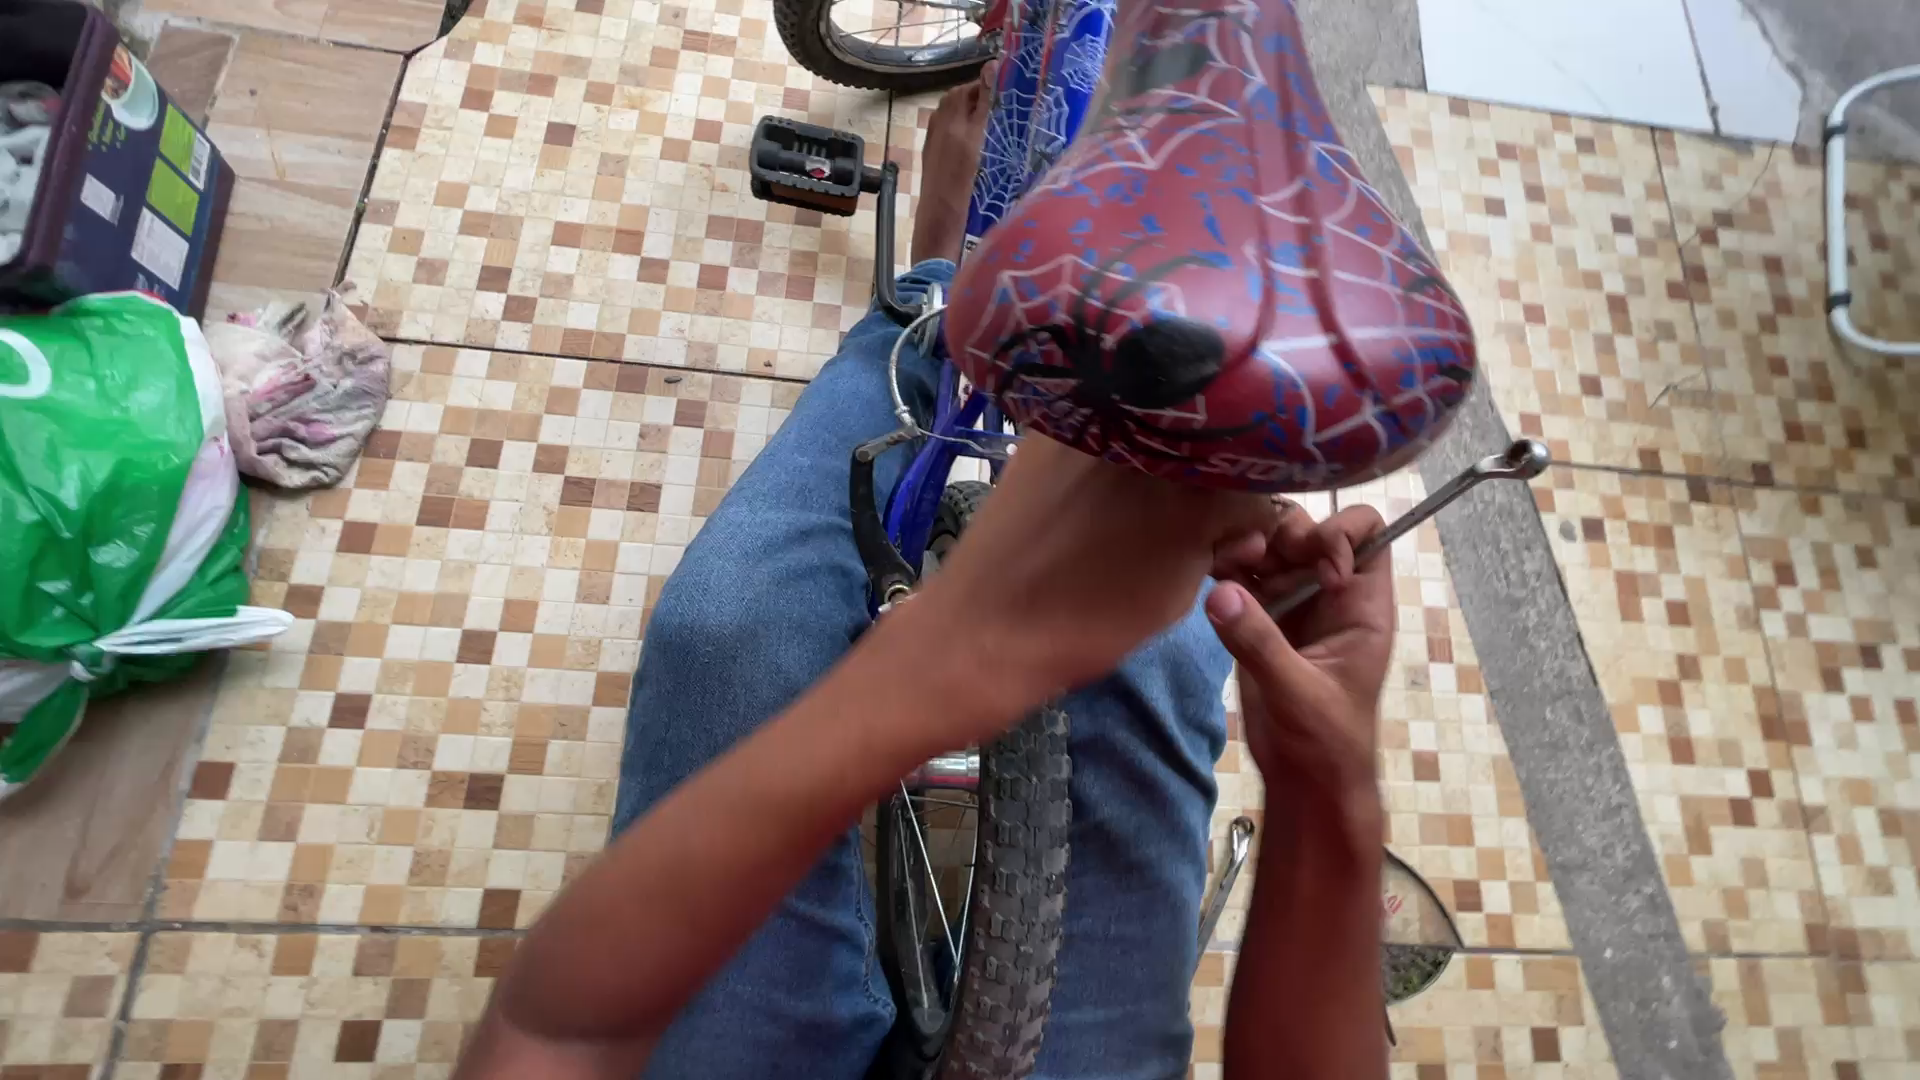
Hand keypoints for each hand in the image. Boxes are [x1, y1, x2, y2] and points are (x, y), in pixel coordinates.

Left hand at [899, 435, 1272, 742]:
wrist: (985, 625)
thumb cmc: (1085, 625)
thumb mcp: (1174, 594)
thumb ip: (1214, 545)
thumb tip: (1232, 522)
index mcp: (1195, 487)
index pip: (1255, 477)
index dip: (1245, 509)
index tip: (1229, 529)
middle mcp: (1152, 437)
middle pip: (1209, 441)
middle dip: (1210, 477)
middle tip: (1187, 515)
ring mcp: (1097, 421)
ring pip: (1160, 427)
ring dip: (1166, 458)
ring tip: (1139, 500)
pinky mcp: (1052, 424)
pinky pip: (1107, 425)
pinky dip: (1119, 446)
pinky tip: (1102, 480)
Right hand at [1205, 503, 1395, 852]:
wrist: (1303, 777)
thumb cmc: (1325, 739)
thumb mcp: (1298, 692)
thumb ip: (1260, 642)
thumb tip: (1219, 591)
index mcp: (1361, 603)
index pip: (1368, 533)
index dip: (1339, 535)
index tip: (1312, 569)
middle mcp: (1325, 592)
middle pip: (1308, 529)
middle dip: (1281, 534)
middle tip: (1255, 559)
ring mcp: (1289, 602)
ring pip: (1268, 546)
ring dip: (1245, 545)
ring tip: (1223, 564)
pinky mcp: (1256, 617)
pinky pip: (1238, 576)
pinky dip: (1221, 568)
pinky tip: (1207, 575)